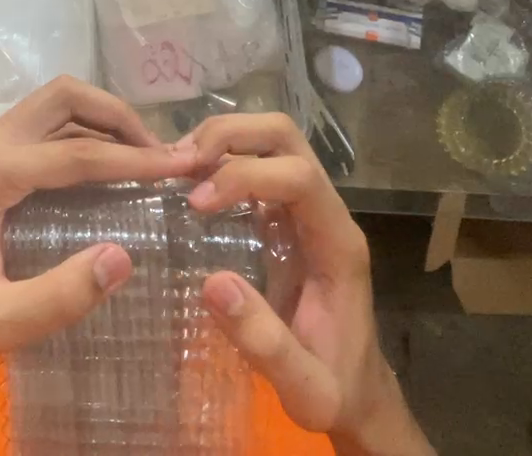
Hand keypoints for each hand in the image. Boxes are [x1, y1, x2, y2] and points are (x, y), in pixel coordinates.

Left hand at [0, 76, 199, 359]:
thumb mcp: (0, 322)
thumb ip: (59, 298)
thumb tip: (122, 257)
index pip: (76, 153)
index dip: (133, 160)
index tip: (179, 169)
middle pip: (65, 96)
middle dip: (120, 117)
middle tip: (160, 155)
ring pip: (58, 99)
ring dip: (105, 117)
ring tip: (145, 156)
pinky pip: (50, 118)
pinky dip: (88, 126)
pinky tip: (111, 161)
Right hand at [186, 114, 432, 455]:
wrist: (356, 396)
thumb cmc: (334, 390)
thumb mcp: (307, 389)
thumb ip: (266, 343)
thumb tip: (213, 282)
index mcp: (337, 242)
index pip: (298, 176)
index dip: (245, 177)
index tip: (196, 204)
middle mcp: (324, 211)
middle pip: (283, 136)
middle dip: (229, 135)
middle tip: (180, 164)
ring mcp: (302, 207)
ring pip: (267, 139)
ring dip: (220, 139)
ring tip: (175, 165)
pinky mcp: (280, 213)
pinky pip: (252, 161)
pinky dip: (216, 156)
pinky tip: (185, 179)